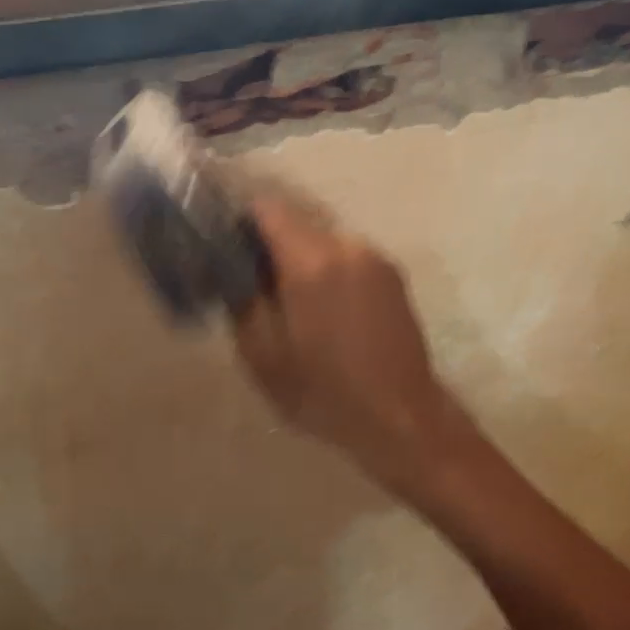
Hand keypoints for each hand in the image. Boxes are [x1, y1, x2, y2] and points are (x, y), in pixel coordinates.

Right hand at [233, 197, 468, 476]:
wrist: (402, 420)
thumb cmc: (325, 392)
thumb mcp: (262, 355)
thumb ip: (241, 299)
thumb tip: (232, 267)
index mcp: (310, 261)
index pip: (266, 208)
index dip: (240, 223)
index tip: (227, 249)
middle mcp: (346, 246)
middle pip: (295, 224)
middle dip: (271, 247)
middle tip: (255, 286)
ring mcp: (375, 258)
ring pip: (321, 242)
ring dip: (301, 262)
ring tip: (292, 306)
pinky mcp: (393, 275)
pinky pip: (346, 258)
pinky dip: (328, 273)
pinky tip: (325, 314)